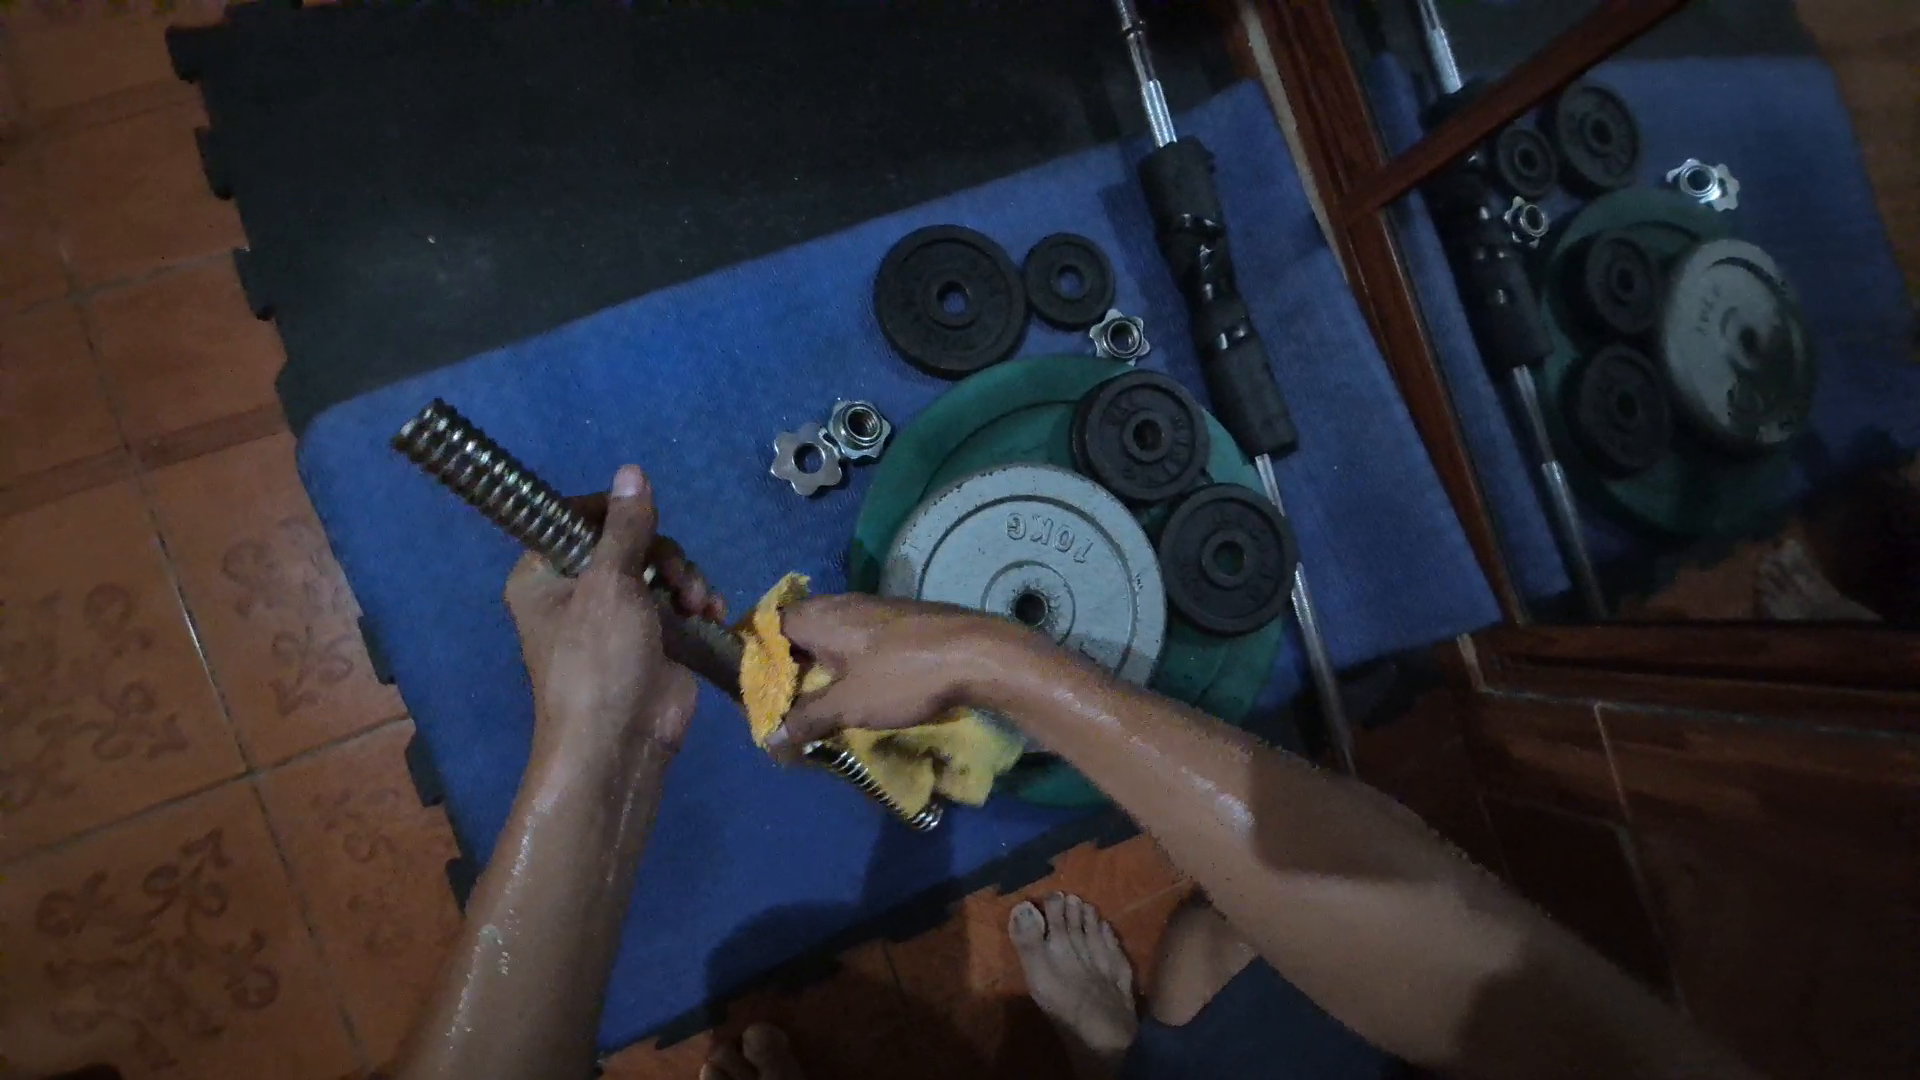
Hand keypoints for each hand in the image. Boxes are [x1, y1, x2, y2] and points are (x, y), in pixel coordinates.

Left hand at [505, 465, 715, 755]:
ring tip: (698, 605)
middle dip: (663, 555)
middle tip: (674, 579)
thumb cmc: (599, 659)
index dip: (614, 510)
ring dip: (686, 580)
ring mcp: (620, 613)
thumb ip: (626, 527)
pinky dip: (699, 601)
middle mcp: (580, 589)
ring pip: (662, 568)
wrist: (624, 739)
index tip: (645, 516)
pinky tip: (712, 614)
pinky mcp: (656, 634)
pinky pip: (680, 598)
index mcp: (546, 574)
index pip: (576, 517)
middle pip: (630, 540)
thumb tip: (633, 470)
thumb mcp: (610, 584)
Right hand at [770, 593, 1013, 750]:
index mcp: (819, 617)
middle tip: (780, 704)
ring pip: (828, 636)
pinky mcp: (897, 622)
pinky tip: (853, 689)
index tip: (747, 688)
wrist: (977, 654)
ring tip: (813, 704)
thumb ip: (808, 718)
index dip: (752, 655)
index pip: (766, 624)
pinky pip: (855, 639)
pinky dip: (845, 663)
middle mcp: (841, 604)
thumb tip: (772, 737)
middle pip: (797, 631)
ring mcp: (872, 610)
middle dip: (786, 667)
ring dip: (817, 667)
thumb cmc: (904, 676)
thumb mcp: (849, 704)